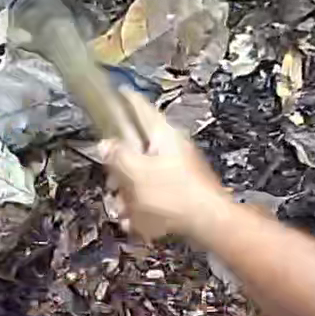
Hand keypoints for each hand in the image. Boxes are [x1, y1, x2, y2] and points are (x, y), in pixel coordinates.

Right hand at [97, 93, 233, 241]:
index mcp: (163, 135)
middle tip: (114, 183)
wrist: (209, 223)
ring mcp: (180, 170)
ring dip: (130, 195)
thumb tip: (105, 143)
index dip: (127, 99)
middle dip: (121, 171)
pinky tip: (136, 224)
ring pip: (144, 177)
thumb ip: (117, 156)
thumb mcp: (136, 173)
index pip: (141, 108)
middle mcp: (173, 148)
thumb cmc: (173, 195)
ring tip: (124, 212)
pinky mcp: (184, 193)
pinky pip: (156, 196)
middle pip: (138, 149)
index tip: (119, 91)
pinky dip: (144, 209)